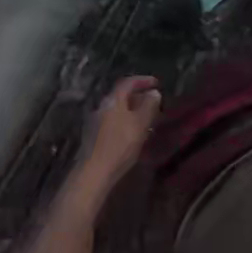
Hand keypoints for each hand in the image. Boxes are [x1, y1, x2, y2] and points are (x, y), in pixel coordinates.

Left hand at [74, 76, 161, 196]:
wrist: (94, 172)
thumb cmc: (120, 144)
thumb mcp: (141, 123)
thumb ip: (149, 105)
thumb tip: (154, 92)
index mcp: (113, 100)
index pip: (128, 82)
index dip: (143, 80)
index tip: (157, 83)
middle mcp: (102, 107)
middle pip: (122, 96)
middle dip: (139, 96)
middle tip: (153, 101)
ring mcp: (96, 122)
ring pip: (118, 109)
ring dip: (133, 110)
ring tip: (147, 117)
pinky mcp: (95, 136)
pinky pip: (114, 121)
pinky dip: (126, 121)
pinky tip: (134, 132)